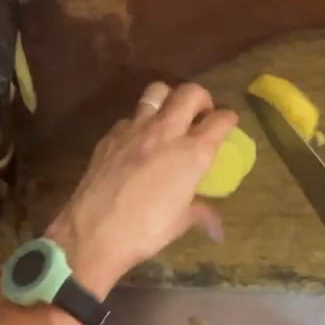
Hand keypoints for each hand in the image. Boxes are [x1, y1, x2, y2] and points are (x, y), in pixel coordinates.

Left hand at [44, 82, 236, 294]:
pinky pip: (131, 117)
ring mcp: (135, 129)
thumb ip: (201, 213)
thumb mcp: (180, 222)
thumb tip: (217, 228)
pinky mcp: (111, 135)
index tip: (230, 121)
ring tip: (169, 116)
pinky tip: (138, 142)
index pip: (219, 122)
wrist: (95, 232)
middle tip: (201, 113)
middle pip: (190, 93)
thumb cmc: (146, 231)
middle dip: (202, 98)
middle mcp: (166, 132)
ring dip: (169, 99)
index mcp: (192, 154)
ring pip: (157, 92)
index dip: (228, 119)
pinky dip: (140, 123)